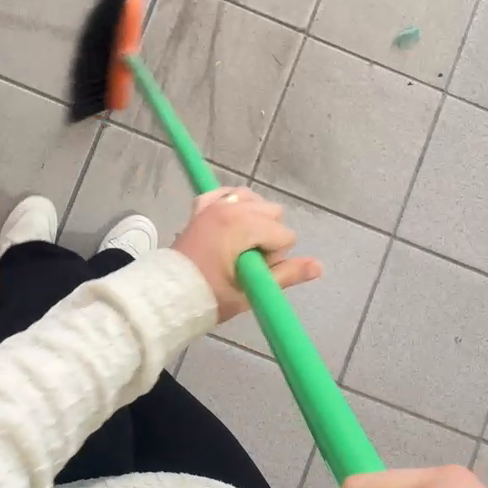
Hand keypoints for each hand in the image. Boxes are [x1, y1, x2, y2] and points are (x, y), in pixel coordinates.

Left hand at [172, 187, 319, 321]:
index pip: (284, 235)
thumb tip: (319, 266)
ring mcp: (214, 203)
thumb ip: (286, 275)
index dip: (276, 258)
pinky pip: (227, 192)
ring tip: (239, 246)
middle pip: (273, 213)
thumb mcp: (251, 289)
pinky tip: (231, 224)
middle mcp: (230, 206)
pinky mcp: (202, 206)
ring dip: (254, 219)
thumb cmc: (210, 295)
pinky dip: (234, 204)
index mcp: (242, 224)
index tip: (254, 273)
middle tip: (246, 262)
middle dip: (267, 237)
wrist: (168, 294)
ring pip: (253, 199)